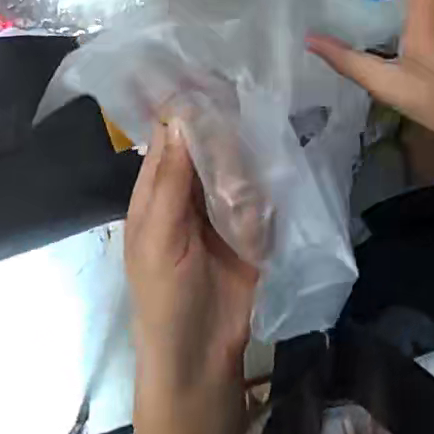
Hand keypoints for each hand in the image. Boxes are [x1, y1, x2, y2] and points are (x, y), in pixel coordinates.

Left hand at [127, 120, 258, 433]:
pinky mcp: (252, 233)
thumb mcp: (158, 235)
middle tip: (246, 90)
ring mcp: (221, 212)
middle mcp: (189, 193)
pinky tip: (277, 162)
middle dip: (223, 124)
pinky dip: (266, 186)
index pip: (170, 139)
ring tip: (263, 119)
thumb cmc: (163, 296)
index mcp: (157, 190)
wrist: (199, 361)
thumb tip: (177, 120)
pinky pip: (261, 200)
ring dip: (247, 152)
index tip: (206, 73)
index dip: (184, 109)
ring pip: (236, 169)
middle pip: (207, 148)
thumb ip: (170, 181)